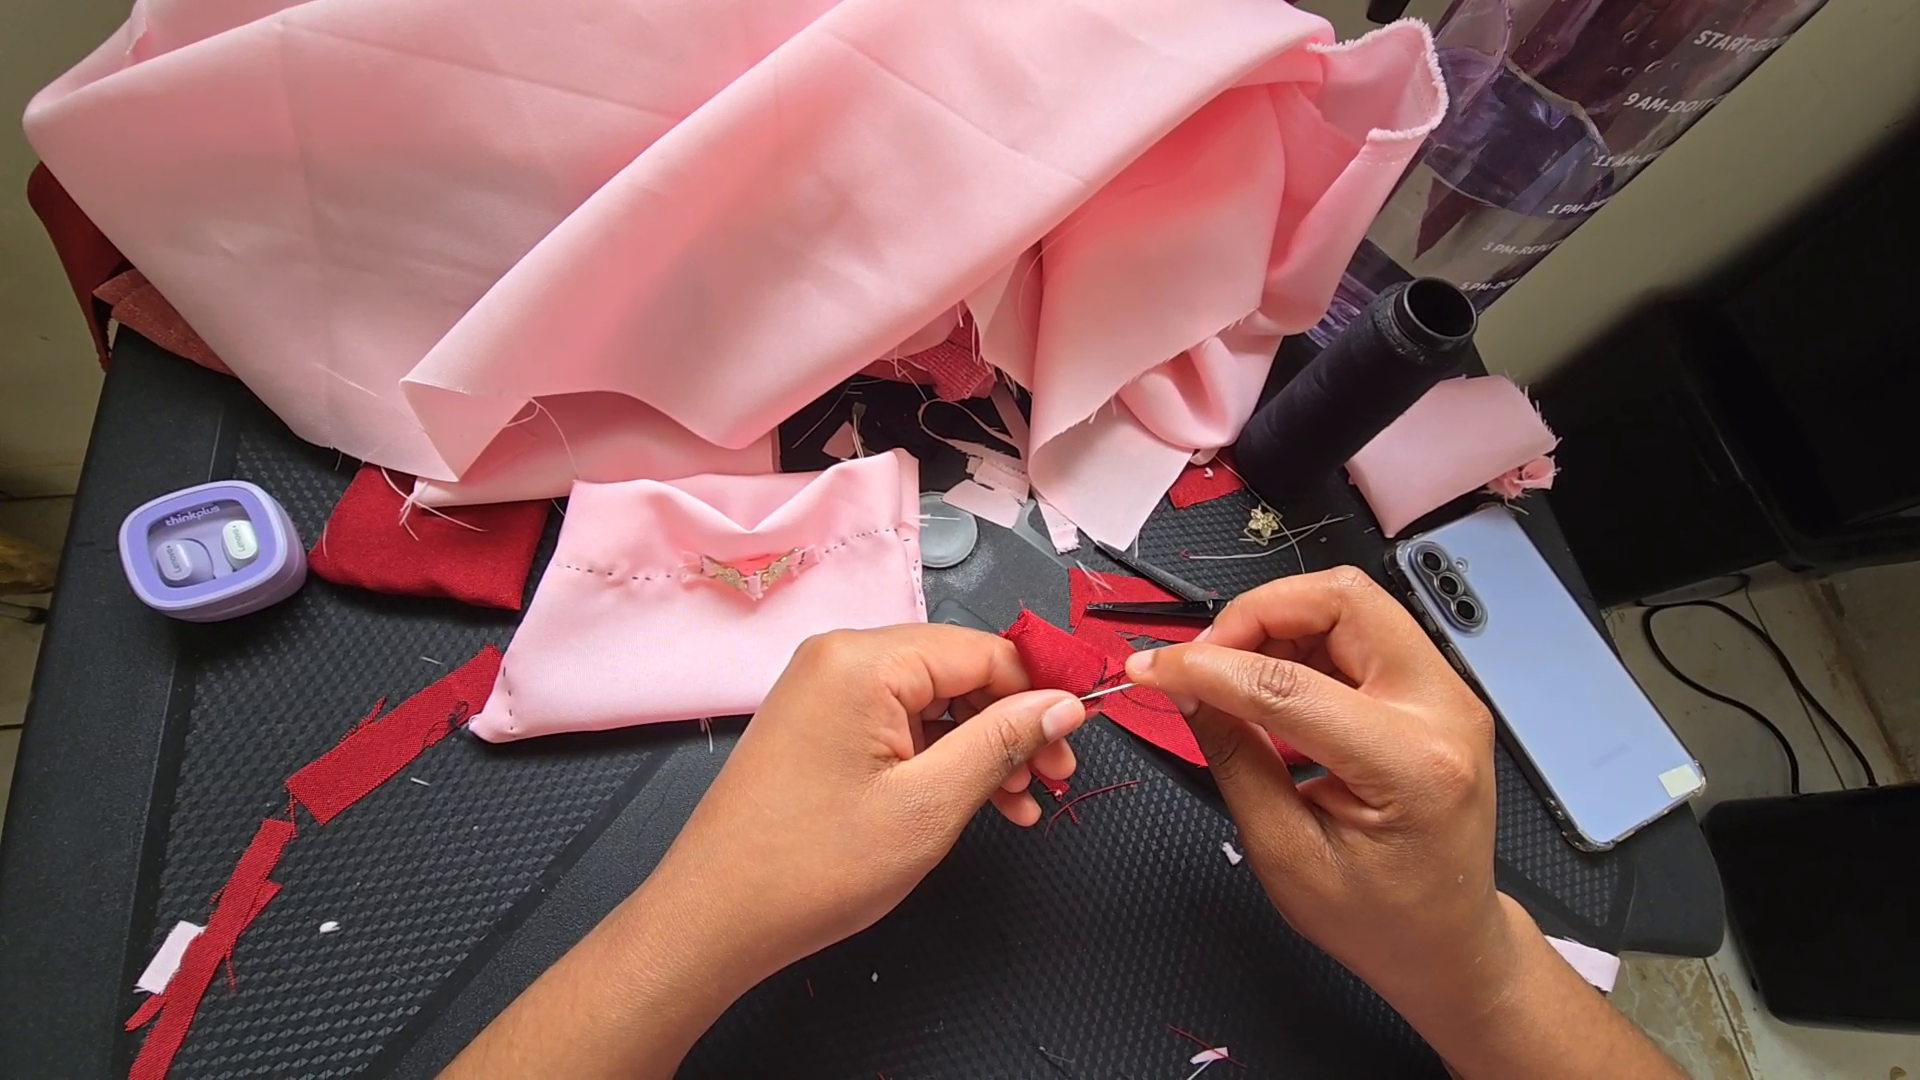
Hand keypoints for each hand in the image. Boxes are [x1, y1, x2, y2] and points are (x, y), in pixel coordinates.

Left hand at [644, 623, 1086, 987]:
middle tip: (1054, 777)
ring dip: (981, 746)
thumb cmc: (815, 866)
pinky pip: (899, 722)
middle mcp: (842, 656)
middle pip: (957, 672)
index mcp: (863, 659)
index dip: (1037, 689)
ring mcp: (828, 688)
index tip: (1077, 735)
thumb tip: (1064, 704)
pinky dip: (940, 755)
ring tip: (1021, 801)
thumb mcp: (928, 805)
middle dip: (1011, 724)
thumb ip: (1002, 741)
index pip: (980, 650)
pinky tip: (978, 798)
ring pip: (932, 701)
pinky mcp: (823, 721)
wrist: (711, 921)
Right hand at [1123, 568, 1515, 1017]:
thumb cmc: (1374, 916)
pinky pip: (1350, 626)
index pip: (1287, 685)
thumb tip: (1183, 686)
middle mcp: (1441, 710)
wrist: (1448, 942)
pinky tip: (1265, 679)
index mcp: (1410, 767)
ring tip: (1231, 672)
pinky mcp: (1426, 685)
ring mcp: (1442, 691)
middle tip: (1207, 656)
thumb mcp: (1282, 850)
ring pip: (1344, 601)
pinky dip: (1293, 637)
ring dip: (1272, 621)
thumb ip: (1231, 755)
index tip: (1151, 667)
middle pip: (1341, 599)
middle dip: (1256, 612)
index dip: (1204, 667)